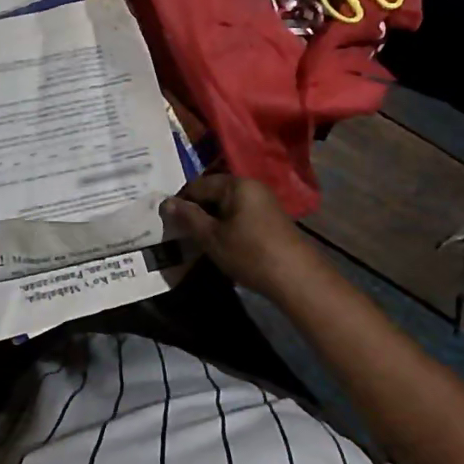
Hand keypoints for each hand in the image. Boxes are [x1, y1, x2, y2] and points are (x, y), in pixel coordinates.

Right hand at [163, 174, 323, 297]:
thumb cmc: (250, 254)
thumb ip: (188, 218)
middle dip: (197, 210)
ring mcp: (264, 202)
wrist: (297, 279)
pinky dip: (226, 225)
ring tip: (199, 240)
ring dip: (211, 220)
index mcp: (237, 184)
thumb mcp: (212, 237)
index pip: (198, 184)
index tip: (168, 221)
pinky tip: (222, 243)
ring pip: (226, 205)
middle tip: (182, 232)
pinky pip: (240, 214)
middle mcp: (252, 186)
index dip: (180, 202)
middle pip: (214, 192)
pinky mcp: (270, 219)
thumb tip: (166, 202)